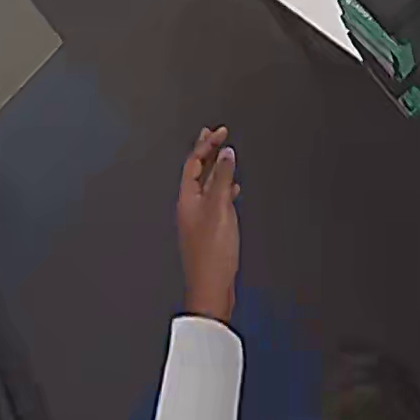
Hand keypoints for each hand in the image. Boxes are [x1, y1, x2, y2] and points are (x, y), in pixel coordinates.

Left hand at [177, 127, 239, 322]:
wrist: (212, 288)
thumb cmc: (212, 253)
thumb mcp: (219, 207)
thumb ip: (222, 178)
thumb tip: (226, 153)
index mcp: (188, 199)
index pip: (194, 162)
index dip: (206, 144)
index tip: (219, 131)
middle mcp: (190, 206)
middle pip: (197, 171)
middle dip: (207, 151)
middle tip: (215, 134)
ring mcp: (199, 217)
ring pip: (207, 183)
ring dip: (216, 166)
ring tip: (224, 153)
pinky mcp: (209, 227)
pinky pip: (215, 196)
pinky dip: (223, 185)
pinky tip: (232, 186)